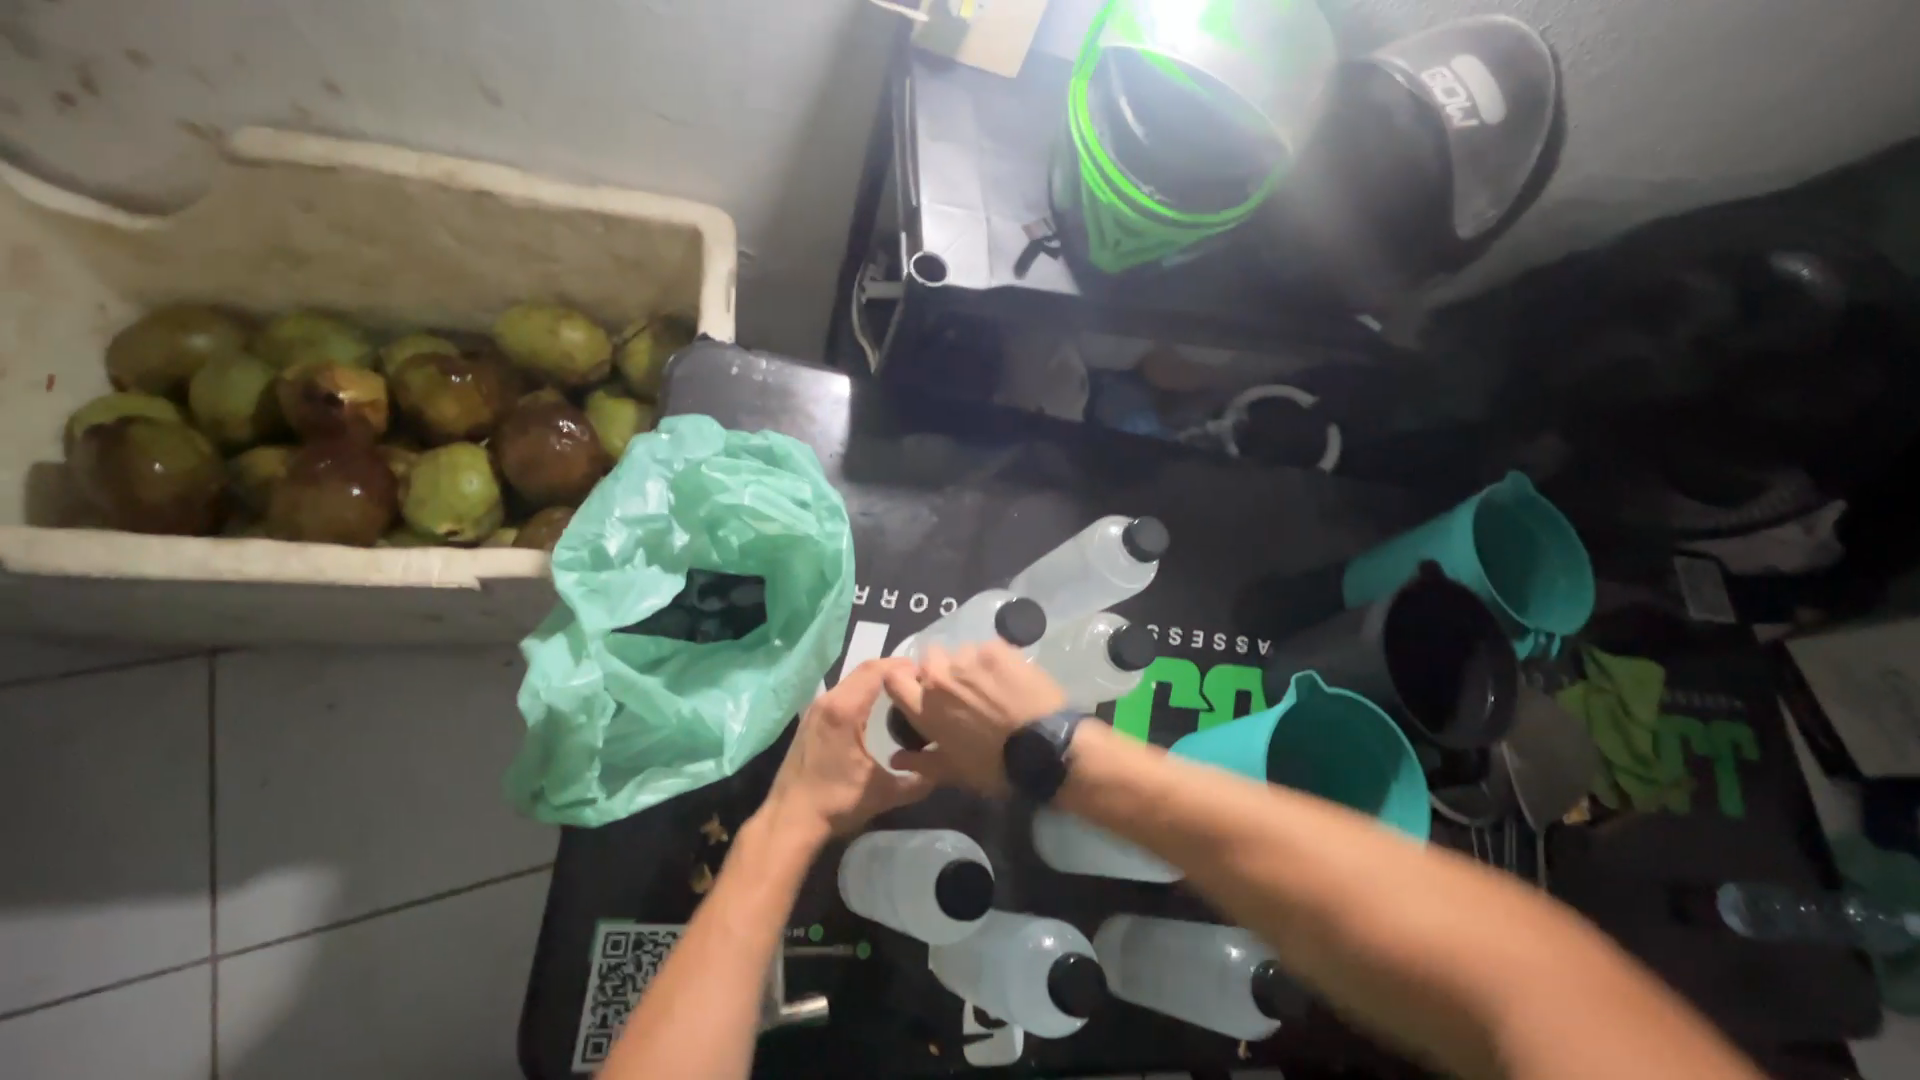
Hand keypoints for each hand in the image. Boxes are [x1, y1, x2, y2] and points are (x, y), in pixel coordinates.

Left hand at [759, 658, 932, 845]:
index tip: (927, 676)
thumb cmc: (836, 802)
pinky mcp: (810, 720)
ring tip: (902, 694)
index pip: (877, 671)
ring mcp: (815, 709)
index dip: (903, 667)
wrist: (789, 820)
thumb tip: (941, 771)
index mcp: (845, 710)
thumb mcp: (883, 793)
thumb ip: (917, 781)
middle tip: (919, 683)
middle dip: (893, 671)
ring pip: (850, 681)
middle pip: (864, 670)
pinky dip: (861, 693)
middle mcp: (828, 701)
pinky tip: (875, 712)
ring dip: (876, 682)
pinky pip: (841, 694)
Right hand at [881, 641, 1065, 795]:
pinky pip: (988, 648)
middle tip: (959, 691)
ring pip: (960, 653)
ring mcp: (970, 659)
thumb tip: (895, 759)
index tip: (918, 691)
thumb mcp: (954, 772)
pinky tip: (1009, 678)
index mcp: (925, 708)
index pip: (893, 679)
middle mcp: (941, 677)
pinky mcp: (998, 648)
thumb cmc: (994, 765)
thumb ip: (921, 763)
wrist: (1044, 747)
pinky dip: (994, 661)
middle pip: (928, 659)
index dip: (904, 682)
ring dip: (968, 666)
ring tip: (989, 685)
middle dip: (939, 670)